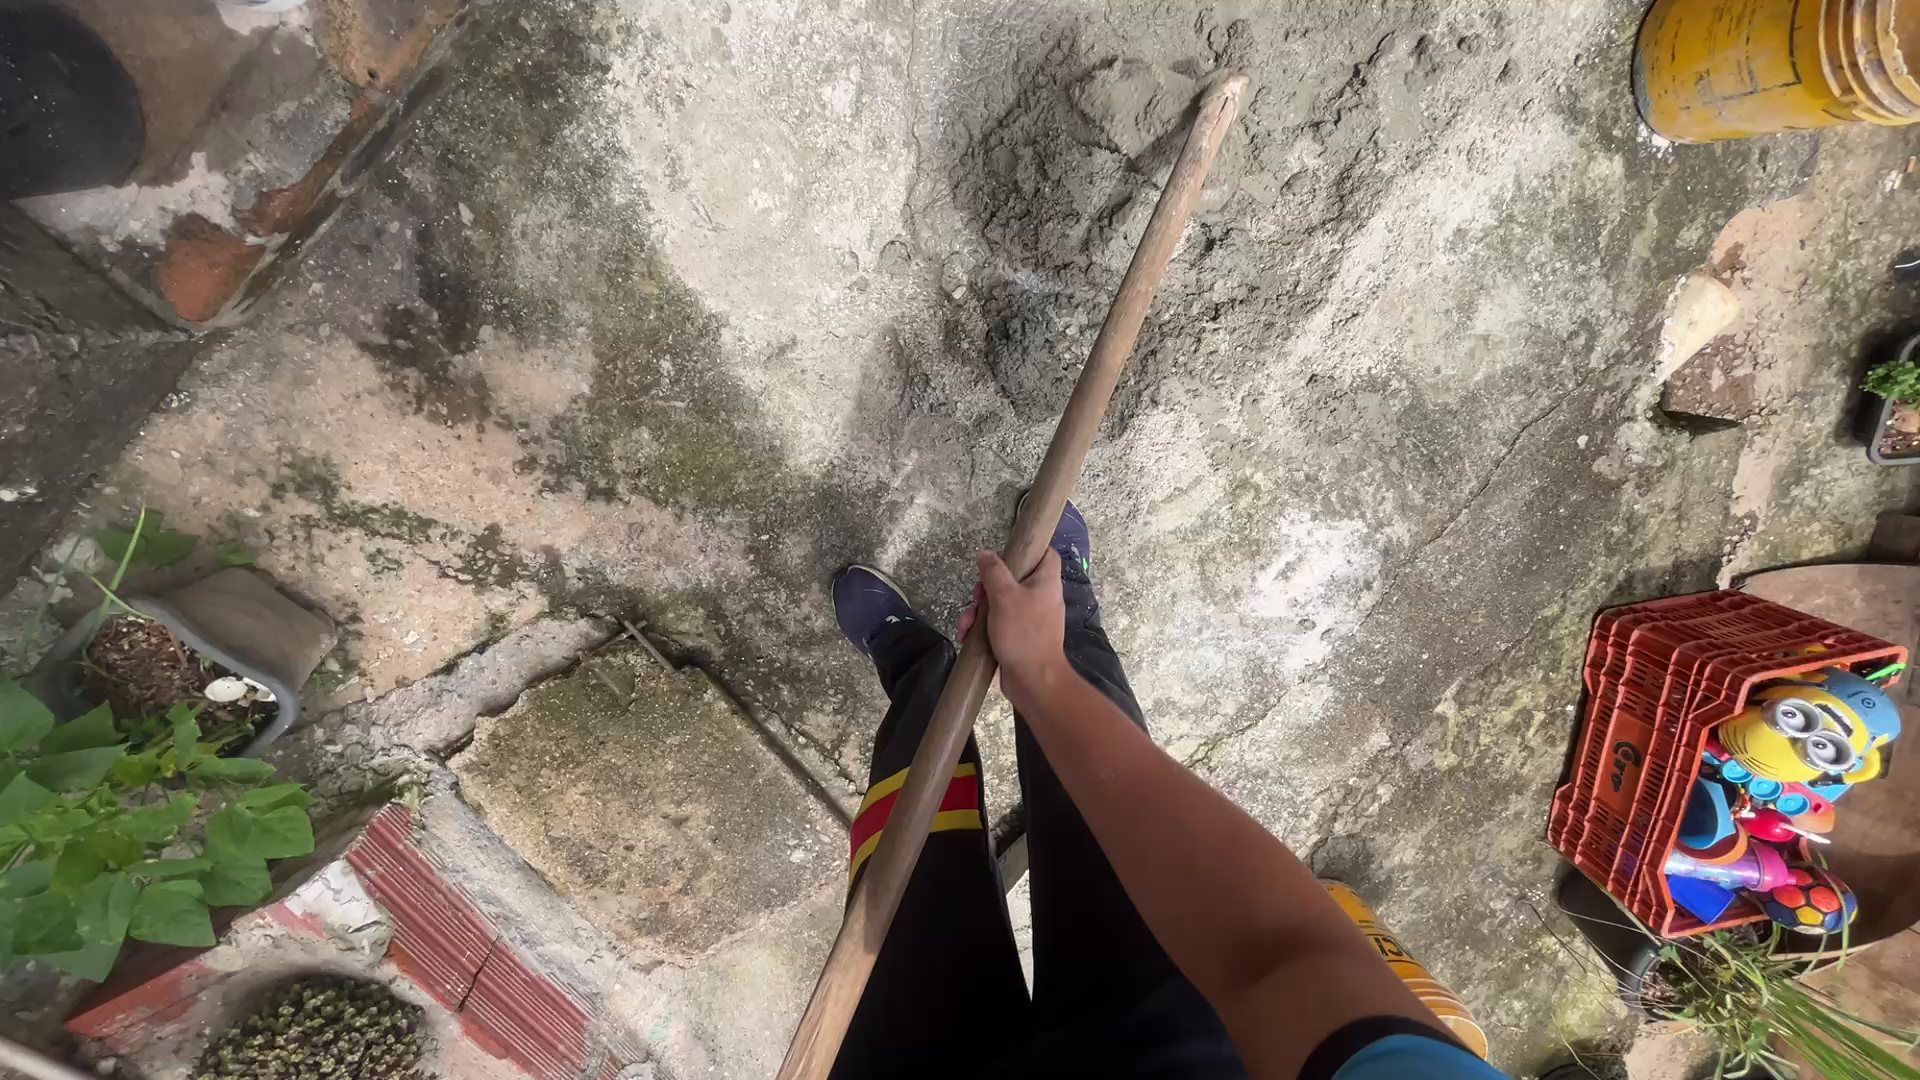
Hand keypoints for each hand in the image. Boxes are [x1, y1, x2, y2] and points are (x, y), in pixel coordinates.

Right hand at [963, 548, 1067, 694]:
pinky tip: (967, 637)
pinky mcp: (1019, 637)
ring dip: (978, 612)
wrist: (1034, 681)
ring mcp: (1030, 618)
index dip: (1027, 549)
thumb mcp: (1004, 597)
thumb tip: (985, 554)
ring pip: (1000, 603)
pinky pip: (998, 623)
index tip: (1005, 553)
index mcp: (1045, 582)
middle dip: (986, 588)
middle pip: (1012, 579)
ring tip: (966, 625)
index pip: (1044, 554)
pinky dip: (982, 628)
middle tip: (977, 597)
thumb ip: (993, 572)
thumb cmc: (1023, 634)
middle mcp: (1040, 597)